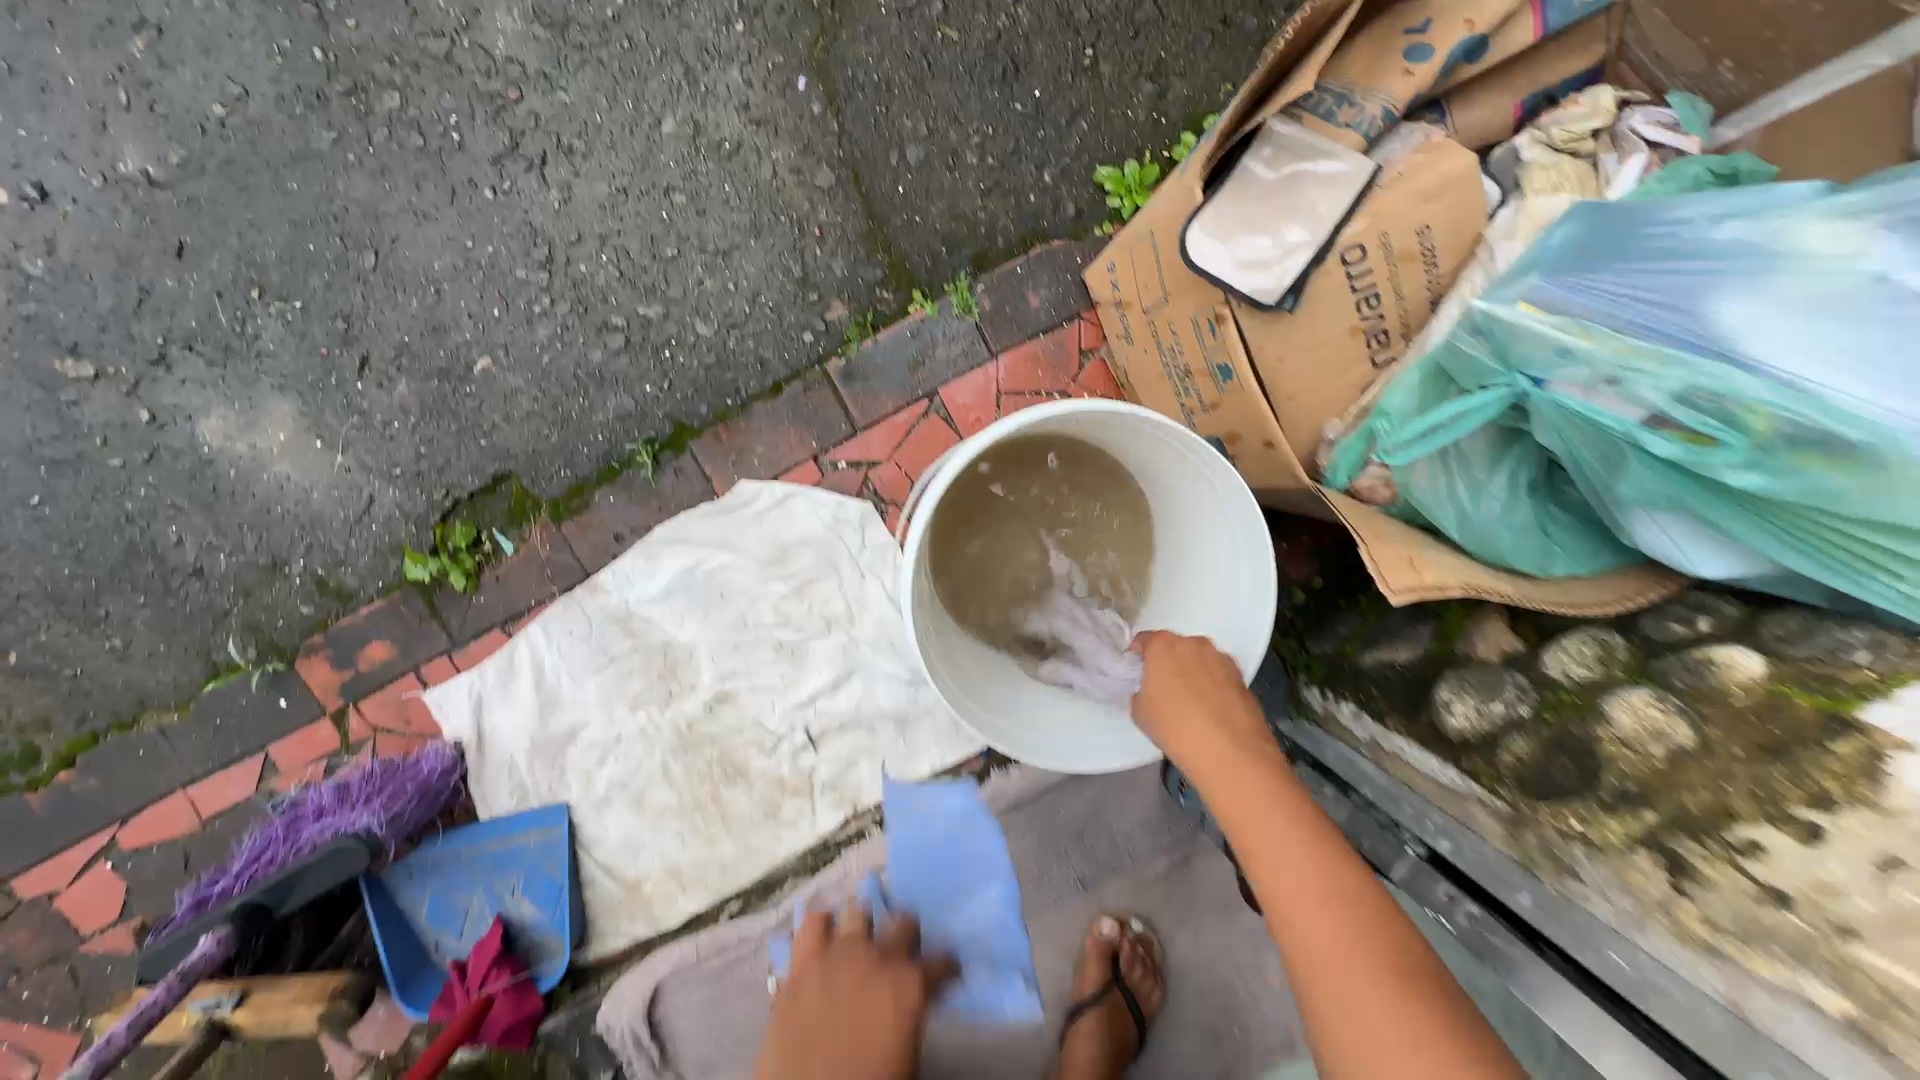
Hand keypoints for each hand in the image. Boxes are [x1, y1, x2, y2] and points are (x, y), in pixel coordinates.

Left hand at [754, 904, 958, 1079]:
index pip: (943, 962)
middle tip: (903, 950)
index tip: (944, 972)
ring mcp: (837, 954)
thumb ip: (912, 1014)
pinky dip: (821, 926)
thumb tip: (912, 1000)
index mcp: (911, 983)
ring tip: (861, 937)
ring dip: (863, 925)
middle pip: (904, 923)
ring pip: (857, 912)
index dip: (946, 968)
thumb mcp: (908, 1054)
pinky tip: (824, 936)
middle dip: (908, 934)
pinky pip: (811, 924)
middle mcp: (877, 957)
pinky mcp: (802, 961)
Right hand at [1129, 630, 1275, 769]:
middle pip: (1175, 647)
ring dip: (1193, 673)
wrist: (1228, 750)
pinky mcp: (1241, 676)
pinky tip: (1211, 710)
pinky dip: (1213, 685)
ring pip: (1200, 660)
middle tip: (1163, 690)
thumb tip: (1150, 692)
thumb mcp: (1140, 712)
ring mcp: (1221, 658)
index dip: (1138, 656)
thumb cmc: (1174, 726)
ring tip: (1191, 703)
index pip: (1144, 640)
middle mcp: (1194, 644)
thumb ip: (1141, 692)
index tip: (1137, 674)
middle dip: (1168, 663)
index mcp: (1164, 646)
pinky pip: (1219, 675)